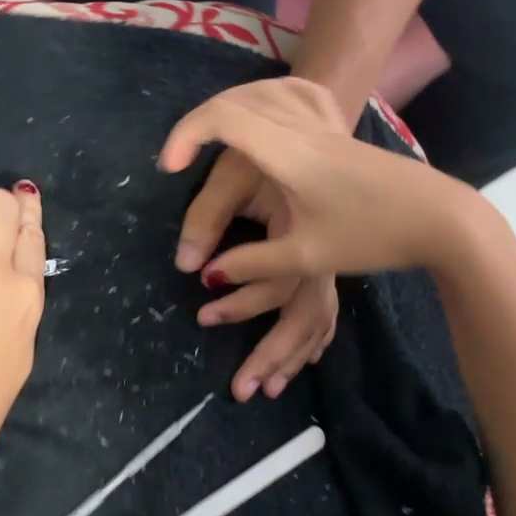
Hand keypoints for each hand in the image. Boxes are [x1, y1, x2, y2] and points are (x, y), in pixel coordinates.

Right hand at [160, 78, 484, 281]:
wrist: (442, 218)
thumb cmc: (373, 236)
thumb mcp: (307, 257)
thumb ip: (251, 265)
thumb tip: (207, 275)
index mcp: (289, 153)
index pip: (224, 118)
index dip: (187, 133)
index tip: (170, 167)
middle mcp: (302, 127)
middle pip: (236, 100)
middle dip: (198, 125)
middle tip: (180, 160)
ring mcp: (323, 124)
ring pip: (263, 92)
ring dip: (228, 108)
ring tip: (211, 140)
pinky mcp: (339, 131)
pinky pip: (291, 96)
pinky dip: (264, 100)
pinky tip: (266, 118)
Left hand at [176, 133, 341, 402]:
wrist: (318, 126)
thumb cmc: (270, 149)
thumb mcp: (236, 176)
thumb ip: (206, 218)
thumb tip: (185, 266)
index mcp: (301, 232)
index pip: (275, 282)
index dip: (241, 303)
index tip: (203, 315)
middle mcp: (320, 254)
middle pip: (303, 317)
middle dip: (272, 356)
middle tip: (240, 390)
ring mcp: (330, 262)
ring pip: (317, 321)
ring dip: (291, 357)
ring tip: (267, 390)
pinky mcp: (331, 263)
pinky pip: (328, 312)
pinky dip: (314, 340)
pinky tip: (309, 361)